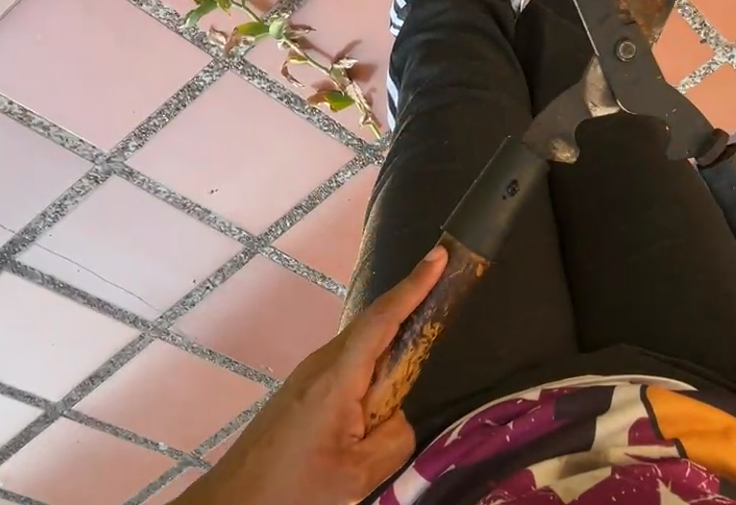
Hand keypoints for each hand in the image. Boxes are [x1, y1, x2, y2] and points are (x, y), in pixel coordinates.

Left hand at [179, 246, 447, 504]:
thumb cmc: (291, 490)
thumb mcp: (356, 477)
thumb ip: (394, 439)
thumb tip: (399, 416)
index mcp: (338, 378)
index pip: (384, 319)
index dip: (414, 285)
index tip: (440, 254)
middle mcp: (322, 364)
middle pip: (375, 323)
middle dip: (409, 304)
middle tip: (444, 292)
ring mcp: (309, 375)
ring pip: (362, 347)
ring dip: (390, 347)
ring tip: (410, 368)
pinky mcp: (302, 391)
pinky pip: (349, 365)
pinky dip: (372, 368)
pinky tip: (375, 401)